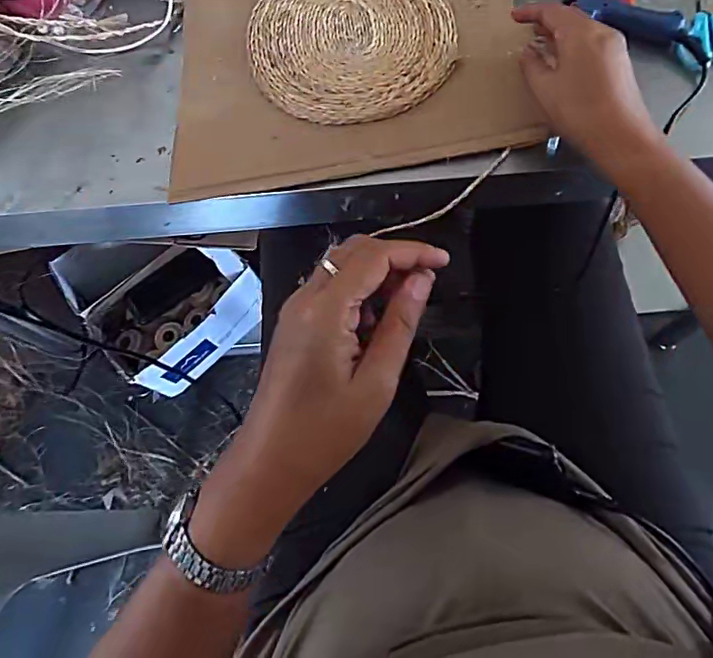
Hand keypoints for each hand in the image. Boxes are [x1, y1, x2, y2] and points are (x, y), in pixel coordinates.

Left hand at [189, 235, 446, 566]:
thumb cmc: (324, 433)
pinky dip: (358, 286)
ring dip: (377, 270)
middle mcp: (304, 299)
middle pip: (354, 249)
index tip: (443, 260)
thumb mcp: (377, 382)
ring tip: (406, 300)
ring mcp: (295, 308)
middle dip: (395, 255)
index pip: (373, 256)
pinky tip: (375, 318)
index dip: (412, 251)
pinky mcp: (294, 321)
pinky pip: (330, 285)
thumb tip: (422, 280)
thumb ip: (400, 323)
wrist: (269, 463)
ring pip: (341, 263)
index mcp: (324, 311)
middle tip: (427, 278)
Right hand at [513, 3, 661, 166]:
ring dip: (562, 32)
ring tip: (544, 43)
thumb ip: (532, 63)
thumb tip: (529, 51)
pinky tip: (565, 59)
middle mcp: (601, 32)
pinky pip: (594, 41)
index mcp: (580, 33)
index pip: (552, 11)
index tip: (515, 16)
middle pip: (571, 16)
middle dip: (548, 20)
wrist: (623, 139)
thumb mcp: (544, 88)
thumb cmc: (579, 112)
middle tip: (528, 28)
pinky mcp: (621, 62)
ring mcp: (615, 46)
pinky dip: (575, 43)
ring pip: (584, 28)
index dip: (531, 11)